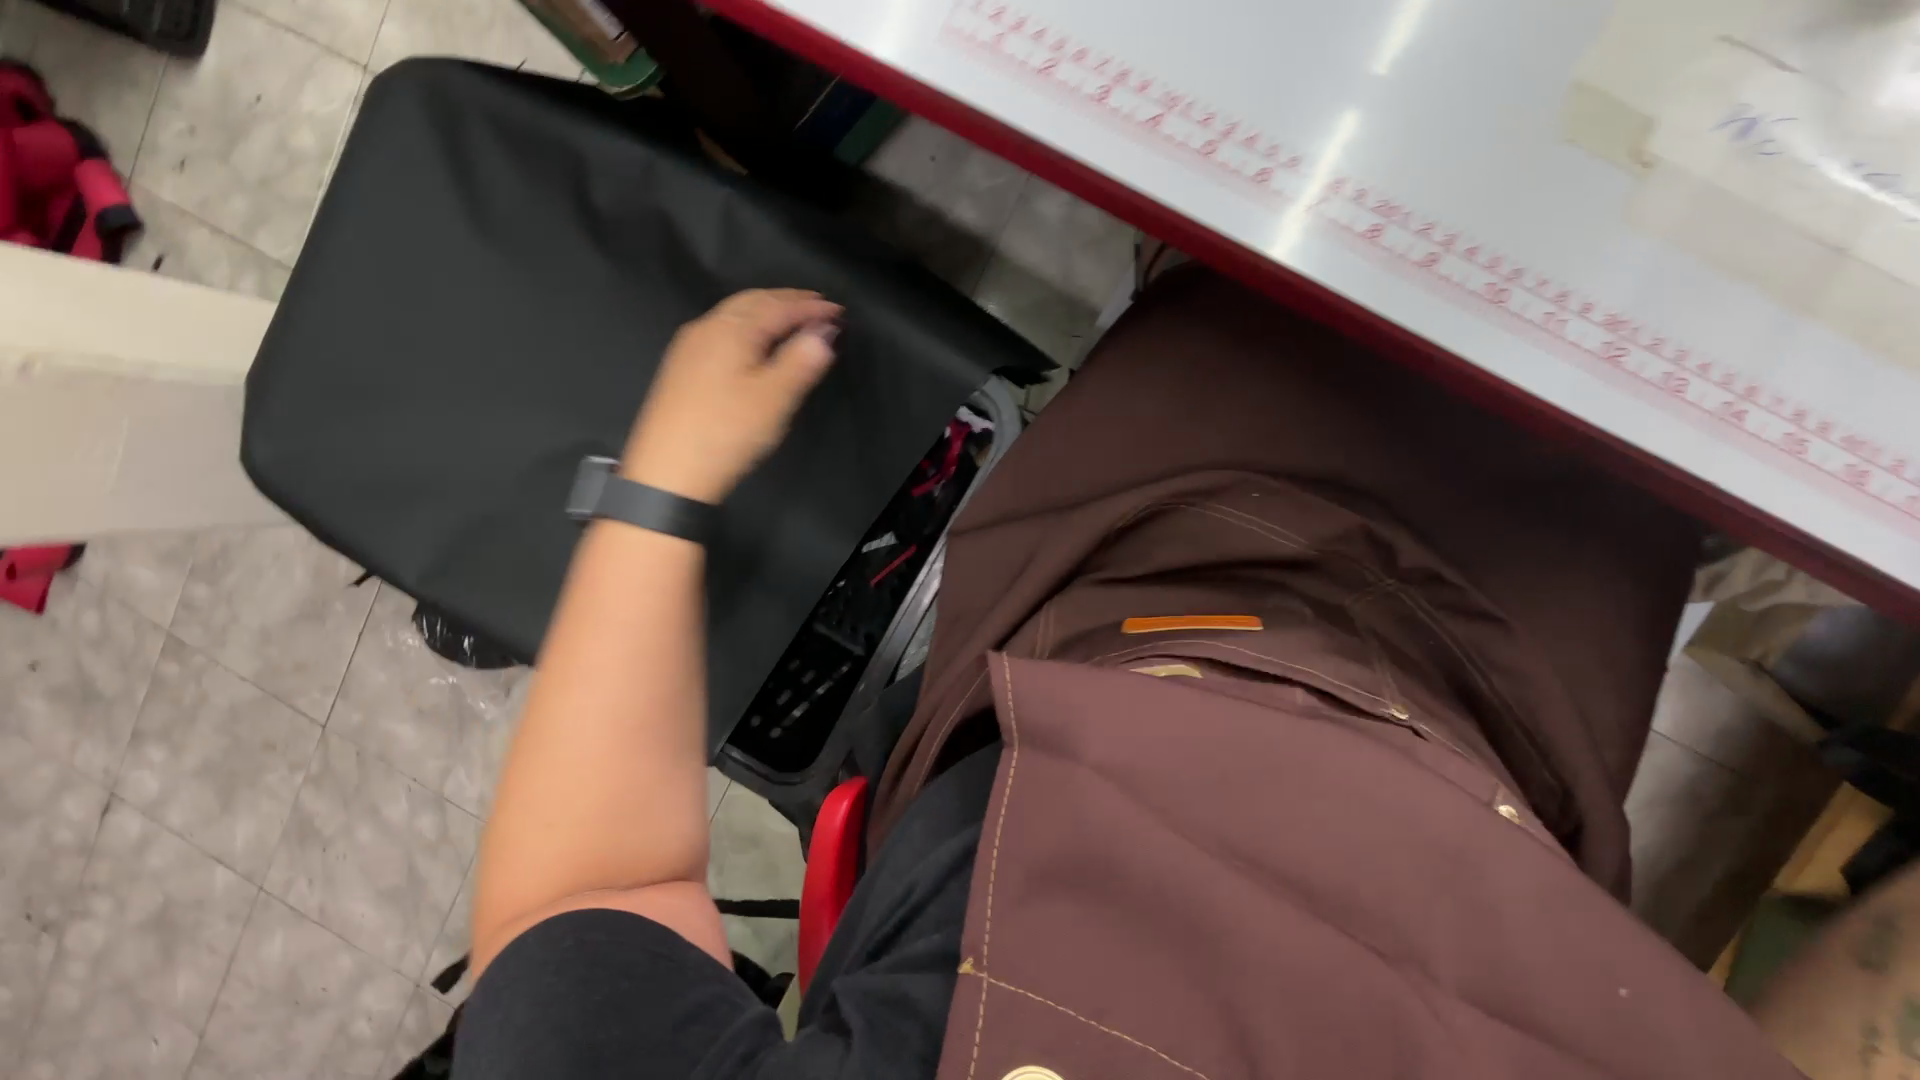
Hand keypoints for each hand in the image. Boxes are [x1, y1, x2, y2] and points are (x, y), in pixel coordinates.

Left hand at [622, 289, 842, 503]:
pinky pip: (722, 332)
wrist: (668, 473)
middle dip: (787, 300)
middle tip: (817, 305)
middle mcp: (707, 328)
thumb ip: (801, 360)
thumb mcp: (774, 398)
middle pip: (753, 302)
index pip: (779, 308)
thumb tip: (825, 332)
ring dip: (767, 311)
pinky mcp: (682, 369)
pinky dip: (748, 327)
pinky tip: (754, 343)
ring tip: (792, 320)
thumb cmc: (726, 433)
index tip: (838, 310)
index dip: (811, 308)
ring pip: (735, 315)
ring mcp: (689, 348)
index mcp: (731, 330)